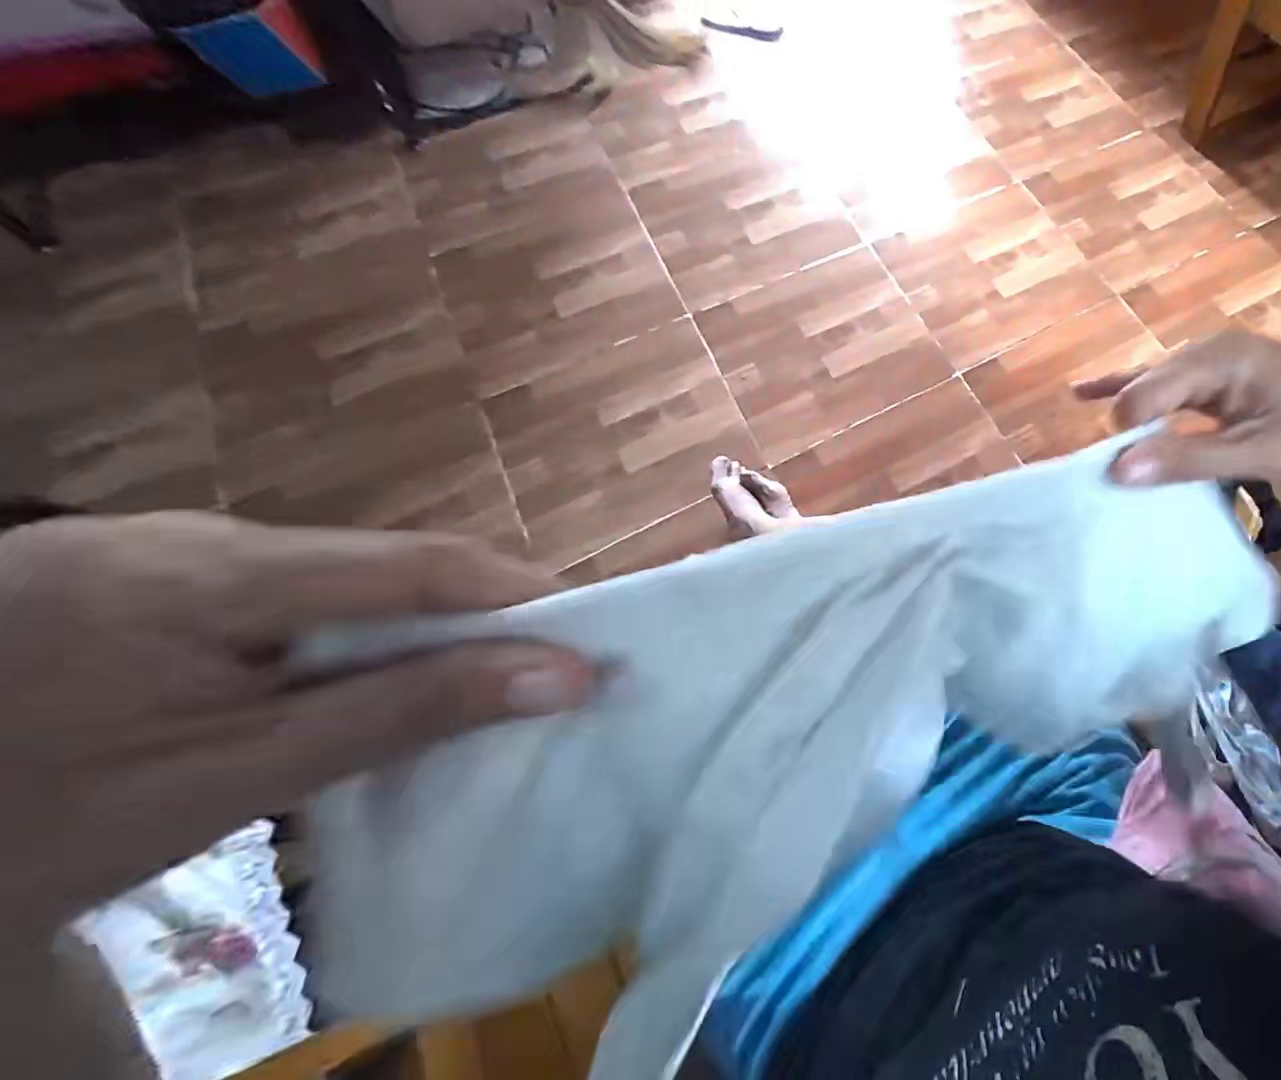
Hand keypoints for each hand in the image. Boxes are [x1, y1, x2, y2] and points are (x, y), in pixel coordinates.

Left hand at [0, 512, 596, 931]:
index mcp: (205, 573)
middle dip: (481, 610)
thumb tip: (564, 676)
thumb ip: (410, 710)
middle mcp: (192, 539)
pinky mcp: (145, 581)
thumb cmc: (32, 821)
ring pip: (346, 577)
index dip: (522, 593)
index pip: (418, 562)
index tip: (594, 635)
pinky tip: (366, 673)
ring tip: (474, 675)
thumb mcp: (238, 775)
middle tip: (546, 664)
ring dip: (424, 624)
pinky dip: (360, 631)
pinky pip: (296, 593)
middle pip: (387, 562)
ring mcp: (162, 555)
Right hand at [1074, 329, 1280, 487]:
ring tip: (1086, 441)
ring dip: (1125, 415)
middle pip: (1145, 386)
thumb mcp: (1257, 453)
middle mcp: (1211, 351)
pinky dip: (1133, 397)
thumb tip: (1118, 470)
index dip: (1126, 433)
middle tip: (1103, 469)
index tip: (1118, 474)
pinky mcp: (1219, 379)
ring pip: (1152, 388)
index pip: (1147, 392)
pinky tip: (1086, 392)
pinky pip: (1167, 389)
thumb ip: (1187, 460)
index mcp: (1220, 358)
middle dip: (1122, 425)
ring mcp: (1215, 363)